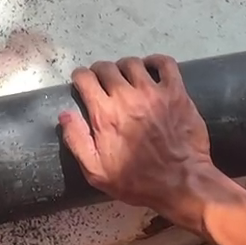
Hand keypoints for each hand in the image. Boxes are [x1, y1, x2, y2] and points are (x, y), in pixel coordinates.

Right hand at [58, 55, 224, 232]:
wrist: (180, 183)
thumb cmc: (137, 181)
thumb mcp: (96, 171)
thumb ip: (76, 141)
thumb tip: (65, 114)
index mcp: (105, 114)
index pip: (85, 78)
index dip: (80, 78)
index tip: (82, 84)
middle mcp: (126, 97)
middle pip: (107, 68)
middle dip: (100, 72)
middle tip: (103, 83)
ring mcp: (153, 92)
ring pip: (133, 63)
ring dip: (125, 68)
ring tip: (127, 79)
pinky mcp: (176, 92)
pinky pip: (165, 63)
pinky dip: (156, 61)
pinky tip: (151, 69)